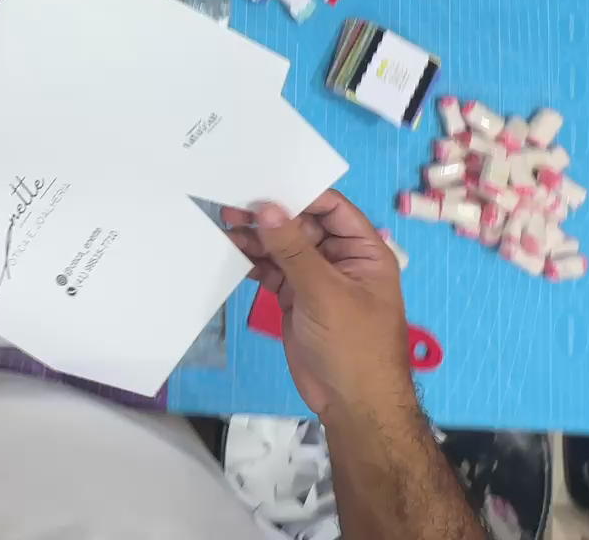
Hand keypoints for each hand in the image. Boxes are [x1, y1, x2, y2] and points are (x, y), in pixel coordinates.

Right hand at [222, 191, 413, 418]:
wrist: (352, 404)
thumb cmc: (353, 345)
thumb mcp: (324, 292)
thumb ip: (292, 248)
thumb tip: (265, 208)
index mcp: (362, 251)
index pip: (331, 208)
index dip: (299, 194)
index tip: (262, 184)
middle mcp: (339, 257)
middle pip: (300, 223)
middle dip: (269, 215)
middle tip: (233, 205)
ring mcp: (315, 276)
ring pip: (281, 245)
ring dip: (256, 236)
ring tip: (225, 225)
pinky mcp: (294, 294)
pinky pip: (271, 267)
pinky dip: (252, 258)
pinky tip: (231, 249)